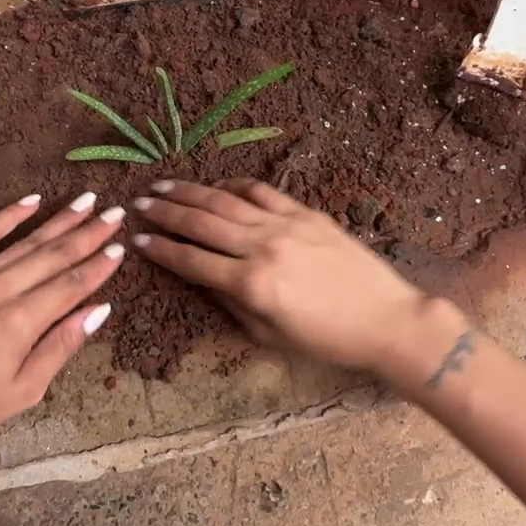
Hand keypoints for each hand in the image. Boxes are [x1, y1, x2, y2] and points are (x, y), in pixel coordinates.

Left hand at [0, 192, 124, 460]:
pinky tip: (32, 201)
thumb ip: (61, 345)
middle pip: (53, 255)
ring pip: (25, 241)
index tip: (121, 248)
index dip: (99, 265)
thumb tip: (98, 310)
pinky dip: (8, 216)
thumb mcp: (23, 390)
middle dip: (88, 233)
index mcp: (19, 322)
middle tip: (116, 213)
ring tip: (87, 201)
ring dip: (59, 220)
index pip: (71, 284)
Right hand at [131, 179, 444, 378]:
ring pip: (225, 200)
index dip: (160, 250)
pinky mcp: (305, 213)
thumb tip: (200, 279)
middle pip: (201, 223)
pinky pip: (261, 192)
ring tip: (163, 187)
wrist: (388, 319)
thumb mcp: (270, 336)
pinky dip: (233, 185)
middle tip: (139, 205)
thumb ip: (230, 304)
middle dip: (165, 213)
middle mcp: (262, 248)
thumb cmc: (327, 339)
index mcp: (251, 285)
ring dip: (190, 192)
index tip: (137, 240)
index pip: (192, 261)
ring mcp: (285, 225)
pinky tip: (216, 186)